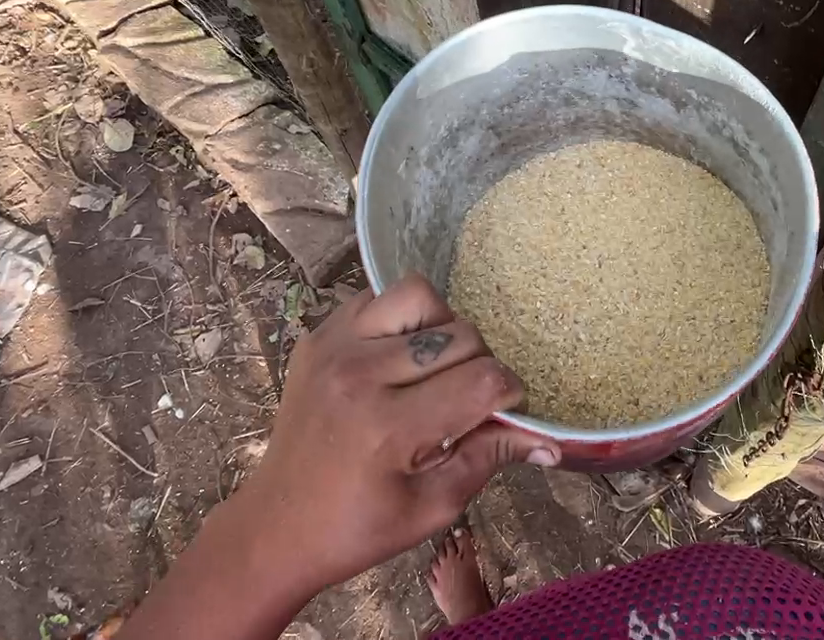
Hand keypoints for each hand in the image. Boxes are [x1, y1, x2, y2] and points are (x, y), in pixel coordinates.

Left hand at [229, 274, 559, 592]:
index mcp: (388, 427)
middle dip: (481, 364)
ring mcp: (334, 346)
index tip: (503, 410)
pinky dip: (403, 318)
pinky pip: (381, 297)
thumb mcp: (431, 508)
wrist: (274, 527)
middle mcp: (360, 374)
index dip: (508, 393)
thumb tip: (549, 442)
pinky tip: (399, 356)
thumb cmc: (356, 527)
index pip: (482, 381)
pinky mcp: (319, 334)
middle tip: (465, 397)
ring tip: (434, 364)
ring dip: (442, 327)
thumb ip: (490, 459)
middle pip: (462, 336)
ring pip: (421, 296)